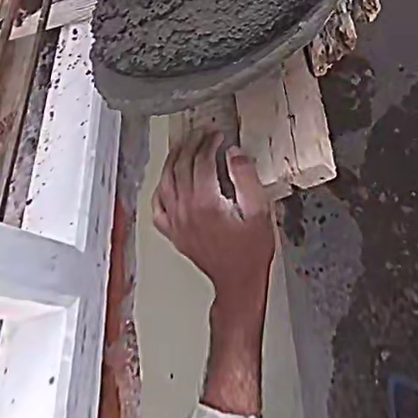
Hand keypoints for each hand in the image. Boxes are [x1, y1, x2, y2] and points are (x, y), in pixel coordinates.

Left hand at [153, 127, 274, 303]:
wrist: (239, 283)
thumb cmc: (251, 251)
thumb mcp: (260, 211)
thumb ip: (246, 178)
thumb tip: (234, 153)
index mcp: (206, 203)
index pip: (201, 161)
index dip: (209, 143)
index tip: (218, 135)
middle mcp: (185, 210)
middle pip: (181, 166)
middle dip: (191, 144)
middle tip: (201, 134)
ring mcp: (175, 222)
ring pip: (165, 181)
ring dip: (173, 159)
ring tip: (182, 146)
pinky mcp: (172, 232)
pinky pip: (157, 205)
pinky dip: (160, 188)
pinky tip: (166, 180)